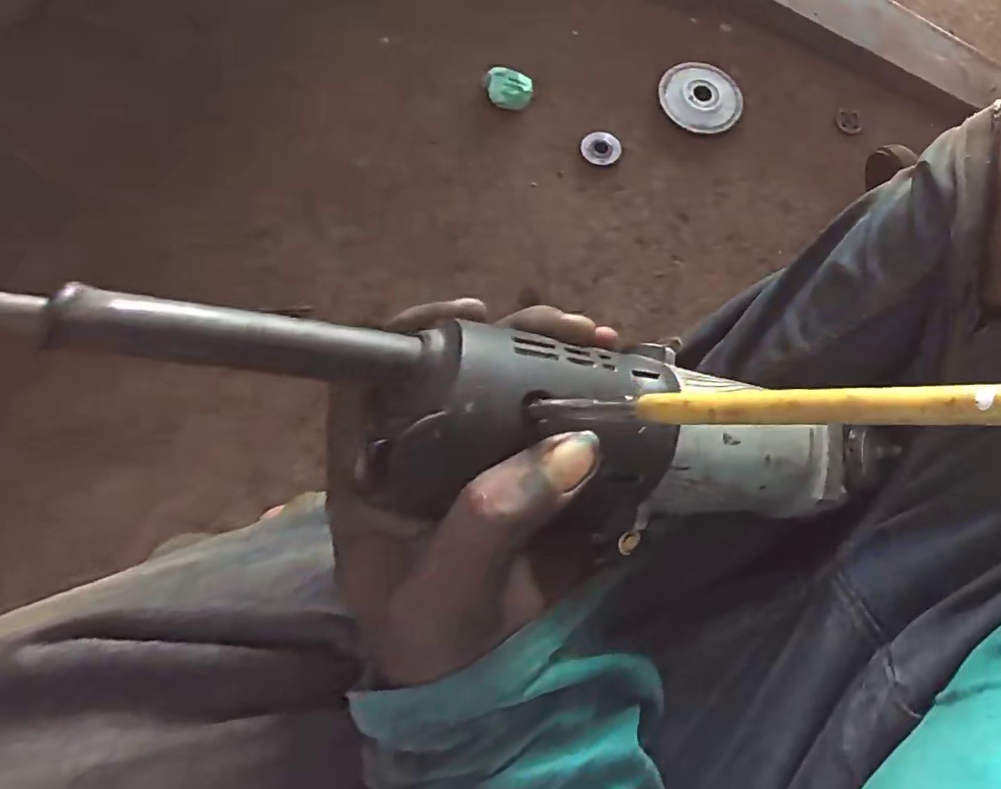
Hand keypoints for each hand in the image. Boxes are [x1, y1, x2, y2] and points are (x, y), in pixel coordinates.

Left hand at [329, 299, 618, 686]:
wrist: (501, 684)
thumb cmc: (444, 646)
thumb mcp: (444, 595)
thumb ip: (492, 521)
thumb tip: (573, 444)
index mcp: (383, 472)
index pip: (377, 381)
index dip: (415, 334)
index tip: (473, 315)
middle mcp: (437, 449)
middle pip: (468, 365)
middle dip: (520, 334)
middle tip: (573, 330)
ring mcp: (496, 453)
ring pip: (522, 381)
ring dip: (565, 353)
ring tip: (606, 343)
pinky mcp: (545, 464)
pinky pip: (569, 412)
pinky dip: (598, 387)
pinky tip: (624, 374)